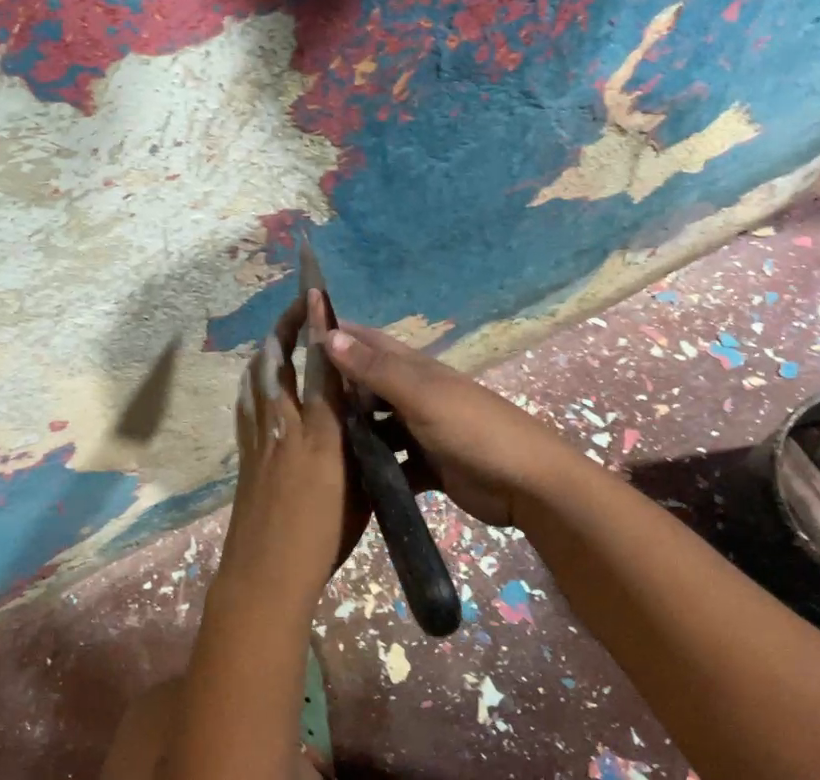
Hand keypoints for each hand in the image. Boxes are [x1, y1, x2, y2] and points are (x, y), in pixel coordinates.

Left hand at [216, 292, 361, 608]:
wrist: (265, 573)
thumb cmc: (324, 541)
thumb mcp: (360, 494)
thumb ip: (360, 451)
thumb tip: (362, 422)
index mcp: (320, 436)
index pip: (320, 369)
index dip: (319, 329)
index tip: (318, 297)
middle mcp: (285, 425)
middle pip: (277, 362)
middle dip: (286, 327)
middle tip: (300, 304)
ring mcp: (258, 437)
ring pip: (255, 378)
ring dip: (267, 348)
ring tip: (280, 333)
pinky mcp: (243, 452)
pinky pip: (246, 401)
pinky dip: (254, 379)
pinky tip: (259, 379)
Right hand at [320, 321, 582, 529]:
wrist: (529, 486)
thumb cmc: (474, 430)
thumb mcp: (421, 396)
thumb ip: (374, 369)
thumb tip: (328, 334)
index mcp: (414, 369)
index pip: (367, 341)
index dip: (335, 333)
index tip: (294, 333)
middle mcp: (414, 394)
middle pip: (365, 384)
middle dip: (333, 386)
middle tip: (291, 398)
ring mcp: (420, 430)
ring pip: (373, 424)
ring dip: (348, 430)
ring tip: (309, 441)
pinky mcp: (426, 465)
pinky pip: (389, 462)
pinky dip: (370, 467)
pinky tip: (343, 478)